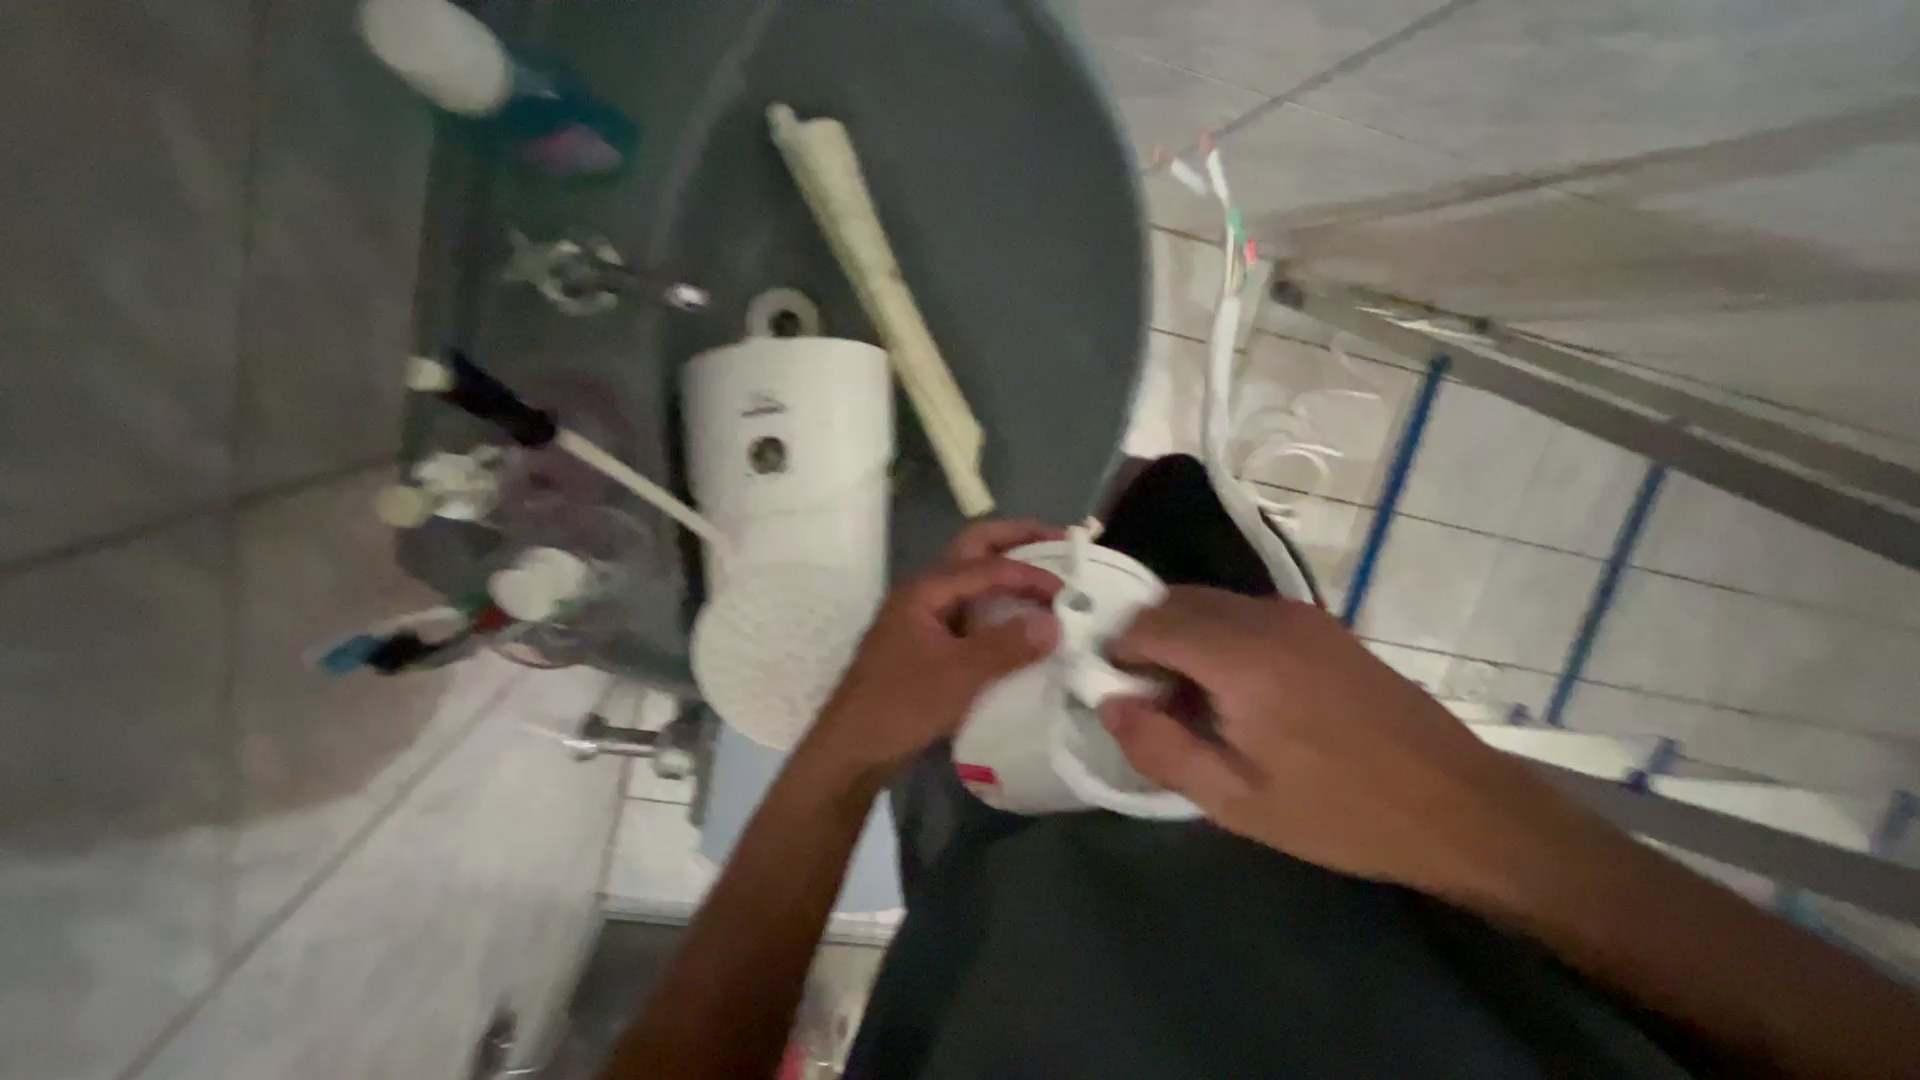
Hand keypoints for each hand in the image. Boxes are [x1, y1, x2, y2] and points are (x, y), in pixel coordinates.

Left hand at [802, 520, 1065, 782]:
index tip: (1069, 588)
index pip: (987, 566)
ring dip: (1008, 575)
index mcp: (925, 590)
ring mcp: (923, 618)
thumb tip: (1055, 623)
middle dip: (1016, 541)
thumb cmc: (900, 707)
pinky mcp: (928, 644)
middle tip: (1061, 542)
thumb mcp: (959, 676)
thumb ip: (1007, 646)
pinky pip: (970, 613)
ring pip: (971, 581)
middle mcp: (923, 593)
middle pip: (974, 551)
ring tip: (1050, 582)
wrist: (852, 750)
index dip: (1030, 573)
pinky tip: (1023, 627)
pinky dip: (998, 610)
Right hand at [1100, 587, 1571, 898]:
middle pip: (1176, 602)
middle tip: (1151, 699)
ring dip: (1183, 636)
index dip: (1118, 652)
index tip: (1117, 693)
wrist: (1460, 807)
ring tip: (1193, 700)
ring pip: (1212, 603)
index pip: (1148, 623)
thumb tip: (1110, 704)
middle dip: (1146, 639)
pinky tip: (1240, 691)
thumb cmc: (1340, 813)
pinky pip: (1247, 613)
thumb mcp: (1236, 801)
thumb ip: (1159, 748)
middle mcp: (1266, 617)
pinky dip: (1219, 635)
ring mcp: (1301, 615)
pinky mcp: (1324, 626)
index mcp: (1240, 657)